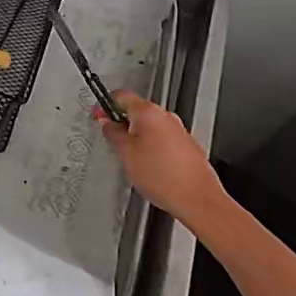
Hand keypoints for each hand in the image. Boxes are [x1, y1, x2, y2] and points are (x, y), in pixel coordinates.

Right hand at [99, 91, 227, 223]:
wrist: (197, 199)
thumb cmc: (165, 178)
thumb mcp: (125, 154)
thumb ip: (113, 133)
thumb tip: (107, 124)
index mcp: (148, 112)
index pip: (121, 96)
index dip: (105, 106)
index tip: (98, 116)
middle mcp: (166, 116)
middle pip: (136, 111)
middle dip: (122, 124)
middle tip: (113, 141)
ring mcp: (179, 130)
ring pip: (150, 127)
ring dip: (138, 138)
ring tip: (133, 160)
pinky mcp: (187, 146)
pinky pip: (163, 140)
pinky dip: (153, 148)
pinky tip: (150, 168)